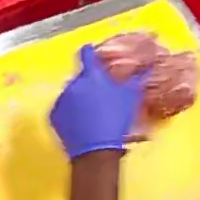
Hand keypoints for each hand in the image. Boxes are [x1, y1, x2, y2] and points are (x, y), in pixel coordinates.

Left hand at [50, 45, 144, 159]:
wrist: (96, 149)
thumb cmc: (116, 120)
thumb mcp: (131, 97)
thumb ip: (137, 79)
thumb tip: (146, 68)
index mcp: (91, 76)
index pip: (87, 55)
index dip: (89, 52)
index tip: (88, 50)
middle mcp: (72, 84)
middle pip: (80, 79)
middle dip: (87, 84)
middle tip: (98, 97)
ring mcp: (60, 100)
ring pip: (70, 94)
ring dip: (78, 99)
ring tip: (90, 113)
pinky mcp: (53, 116)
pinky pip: (62, 109)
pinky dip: (69, 113)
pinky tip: (80, 122)